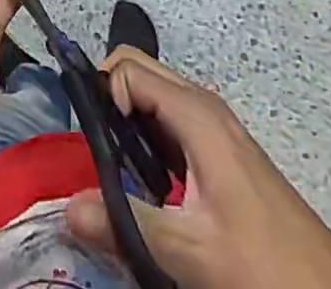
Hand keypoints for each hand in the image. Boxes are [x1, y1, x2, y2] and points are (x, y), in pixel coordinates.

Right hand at [66, 48, 330, 288]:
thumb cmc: (263, 262)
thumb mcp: (189, 250)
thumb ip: (125, 223)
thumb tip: (67, 208)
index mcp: (195, 114)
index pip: (126, 69)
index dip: (101, 94)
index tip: (94, 142)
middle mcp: (202, 105)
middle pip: (138, 67)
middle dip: (106, 94)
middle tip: (93, 147)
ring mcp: (212, 123)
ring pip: (152, 90)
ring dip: (125, 113)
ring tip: (113, 164)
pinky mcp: (218, 144)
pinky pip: (167, 114)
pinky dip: (144, 129)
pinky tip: (143, 176)